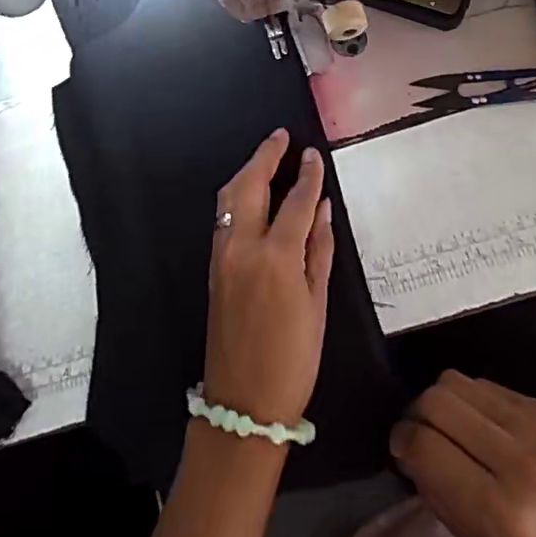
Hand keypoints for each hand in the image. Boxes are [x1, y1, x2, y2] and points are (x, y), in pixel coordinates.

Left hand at [203, 129, 333, 426]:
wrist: (243, 401)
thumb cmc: (294, 356)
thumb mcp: (318, 303)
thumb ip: (320, 249)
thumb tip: (322, 208)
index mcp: (276, 256)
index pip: (296, 201)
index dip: (308, 175)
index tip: (313, 153)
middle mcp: (243, 248)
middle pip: (250, 187)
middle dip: (265, 157)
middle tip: (281, 136)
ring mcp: (222, 257)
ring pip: (229, 199)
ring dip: (247, 172)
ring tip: (265, 156)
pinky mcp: (213, 268)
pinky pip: (223, 218)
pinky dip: (237, 197)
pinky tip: (250, 194)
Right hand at [391, 372, 535, 536]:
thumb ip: (446, 505)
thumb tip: (411, 457)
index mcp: (505, 512)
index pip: (426, 447)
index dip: (401, 444)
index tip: (399, 453)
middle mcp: (522, 458)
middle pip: (437, 400)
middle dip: (416, 417)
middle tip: (418, 441)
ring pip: (458, 381)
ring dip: (441, 403)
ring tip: (446, 432)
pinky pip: (487, 384)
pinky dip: (470, 400)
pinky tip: (477, 428)